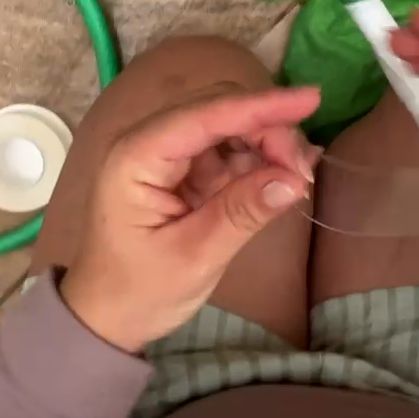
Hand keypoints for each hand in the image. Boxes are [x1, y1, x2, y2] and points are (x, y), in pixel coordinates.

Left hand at [60, 86, 321, 352]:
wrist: (107, 317)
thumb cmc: (138, 291)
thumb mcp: (194, 257)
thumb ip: (242, 213)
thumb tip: (294, 179)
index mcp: (137, 157)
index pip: (205, 114)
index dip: (260, 105)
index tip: (311, 100)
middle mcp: (150, 143)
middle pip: (220, 111)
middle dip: (268, 129)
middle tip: (304, 173)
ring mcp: (168, 155)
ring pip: (229, 126)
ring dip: (268, 144)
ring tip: (299, 178)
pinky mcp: (185, 171)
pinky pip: (229, 150)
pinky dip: (259, 159)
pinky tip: (284, 176)